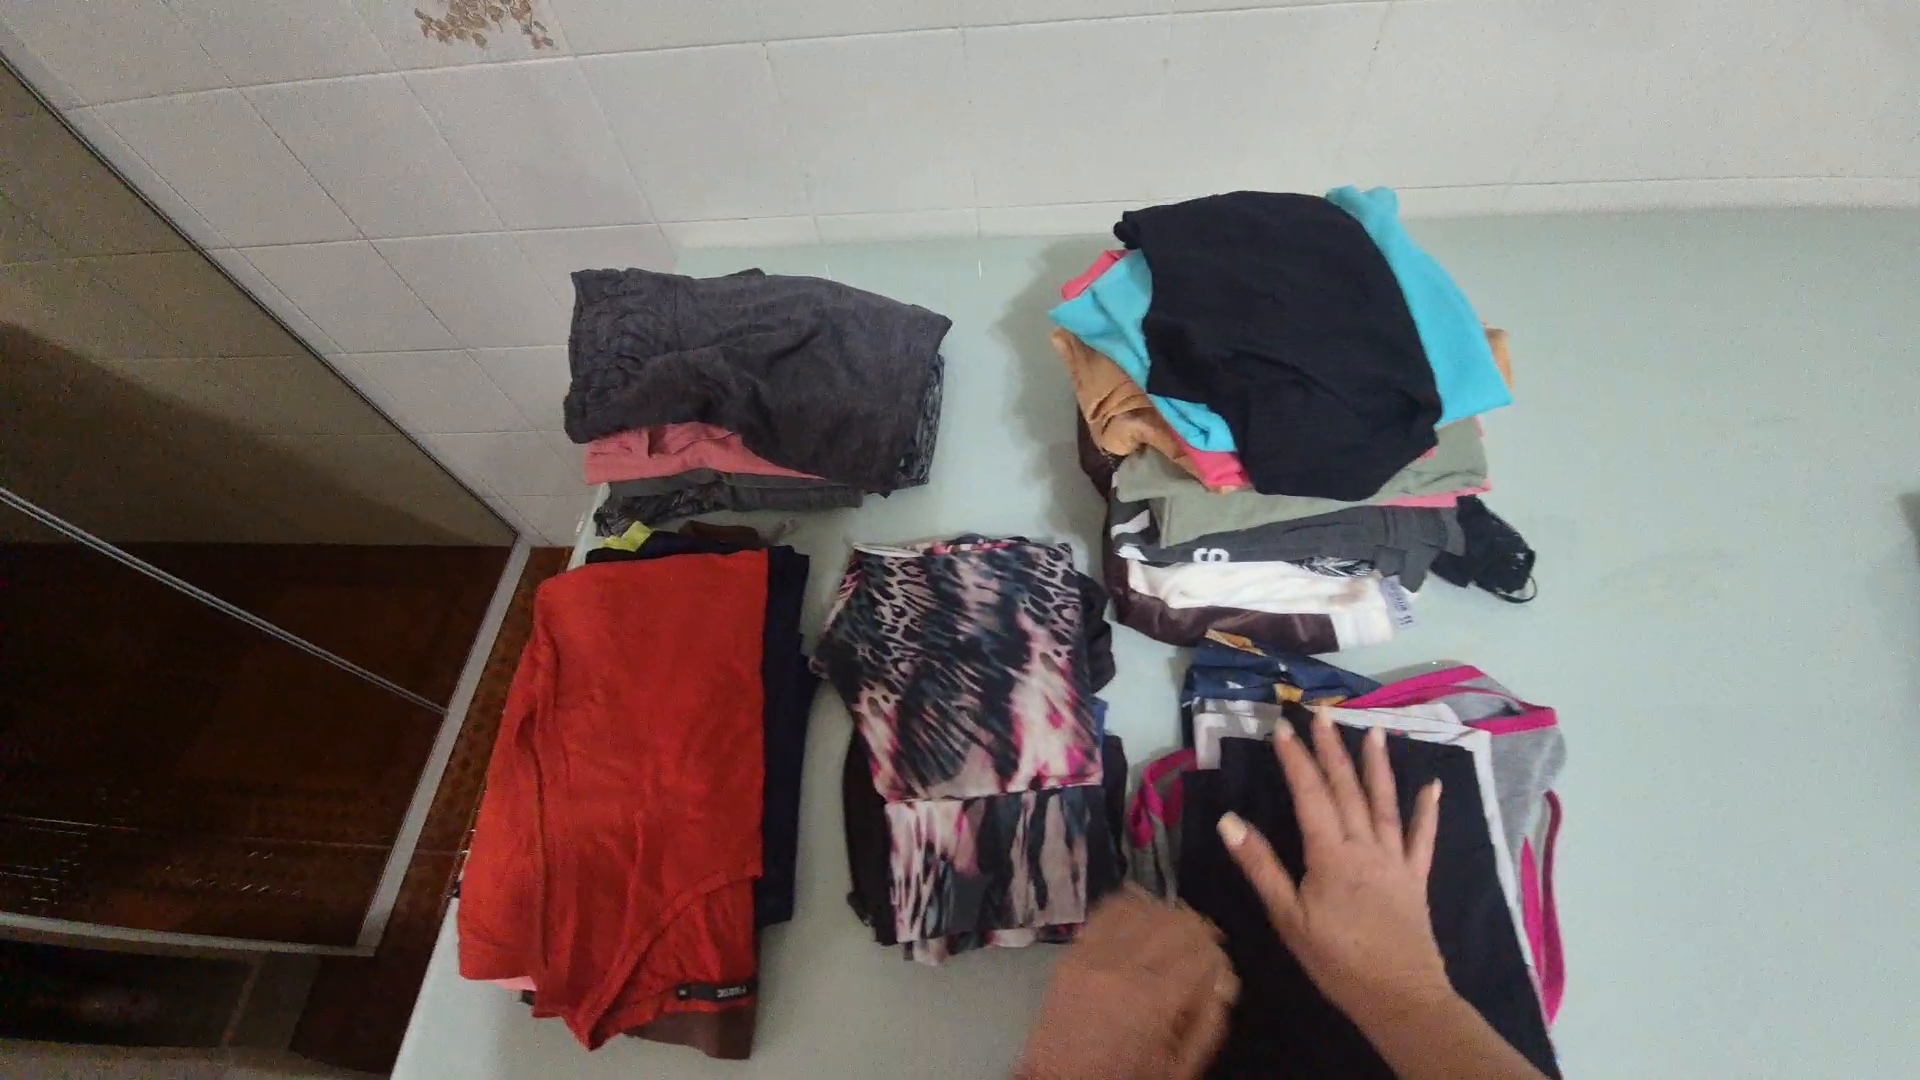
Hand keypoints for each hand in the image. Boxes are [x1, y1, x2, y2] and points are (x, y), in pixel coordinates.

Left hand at [1015, 886, 1238, 1079]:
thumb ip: (1207, 1023)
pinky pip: (1105, 912)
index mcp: (1155, 1002)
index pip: (1198, 955)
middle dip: (1196, 927)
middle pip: (1171, 925)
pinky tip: (1143, 908)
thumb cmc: (1127, 1079)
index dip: (1216, 953)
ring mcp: (1094, 954)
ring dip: (1165, 912)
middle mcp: (1124, 967)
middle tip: (1206, 936)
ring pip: (1139, 911)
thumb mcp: (1178, 1068)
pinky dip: (1129, 905)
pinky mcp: (1073, 950)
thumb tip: (1224, 978)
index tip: (1221, 957)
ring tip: (1177, 921)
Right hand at [1215, 710, 1451, 1029]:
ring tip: (1373, 731)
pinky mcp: (1416, 878)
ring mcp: (1395, 860)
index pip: (1309, 794)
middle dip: (1331, 748)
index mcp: (1331, 853)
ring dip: (1378, 765)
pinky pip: (1423, 838)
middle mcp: (1365, 846)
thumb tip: (1228, 820)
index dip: (1295, 758)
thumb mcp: (1288, 917)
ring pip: (1385, 803)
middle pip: (1346, 789)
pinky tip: (1432, 786)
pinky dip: (1427, 811)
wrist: (1403, 1001)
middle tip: (1320, 713)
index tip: (1281, 727)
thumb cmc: (1338, 961)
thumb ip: (1260, 866)